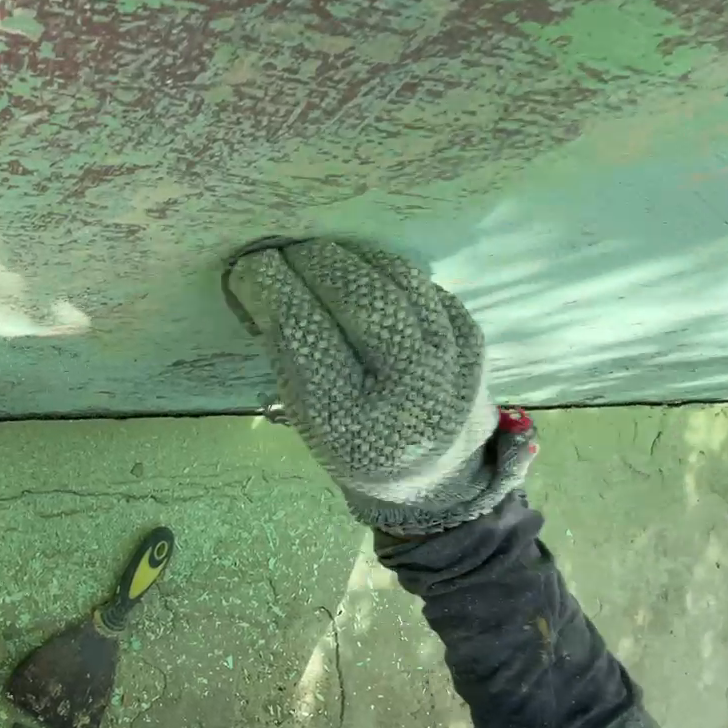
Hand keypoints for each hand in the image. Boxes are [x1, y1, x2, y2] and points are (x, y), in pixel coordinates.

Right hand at [224, 238, 534, 533]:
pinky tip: (361, 270)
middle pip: (360, 300)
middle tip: (285, 249)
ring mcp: (449, 364)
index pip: (306, 333)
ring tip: (319, 253)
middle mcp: (405, 391)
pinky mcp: (474, 343)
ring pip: (398, 284)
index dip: (276, 289)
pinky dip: (386, 271)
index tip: (253, 264)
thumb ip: (288, 356)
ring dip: (351, 257)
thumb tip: (262, 284)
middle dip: (314, 263)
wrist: (433, 478)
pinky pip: (425, 288)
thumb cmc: (353, 448)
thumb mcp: (308, 419)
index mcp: (350, 421)